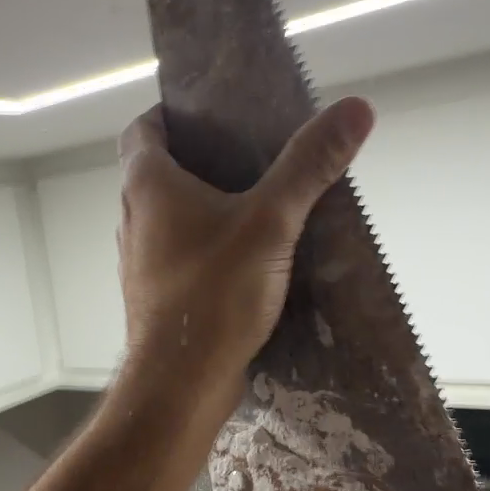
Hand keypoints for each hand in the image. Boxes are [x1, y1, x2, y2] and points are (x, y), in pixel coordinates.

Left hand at [114, 97, 373, 393]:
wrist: (179, 383)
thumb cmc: (213, 293)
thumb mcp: (270, 222)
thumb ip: (309, 166)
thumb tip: (356, 107)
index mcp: (146, 186)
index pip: (143, 129)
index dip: (170, 111)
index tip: (208, 110)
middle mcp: (133, 218)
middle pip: (157, 171)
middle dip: (198, 156)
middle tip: (248, 149)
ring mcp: (140, 261)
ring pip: (168, 216)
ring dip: (202, 203)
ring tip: (256, 198)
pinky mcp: (155, 295)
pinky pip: (179, 253)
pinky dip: (205, 243)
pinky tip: (247, 255)